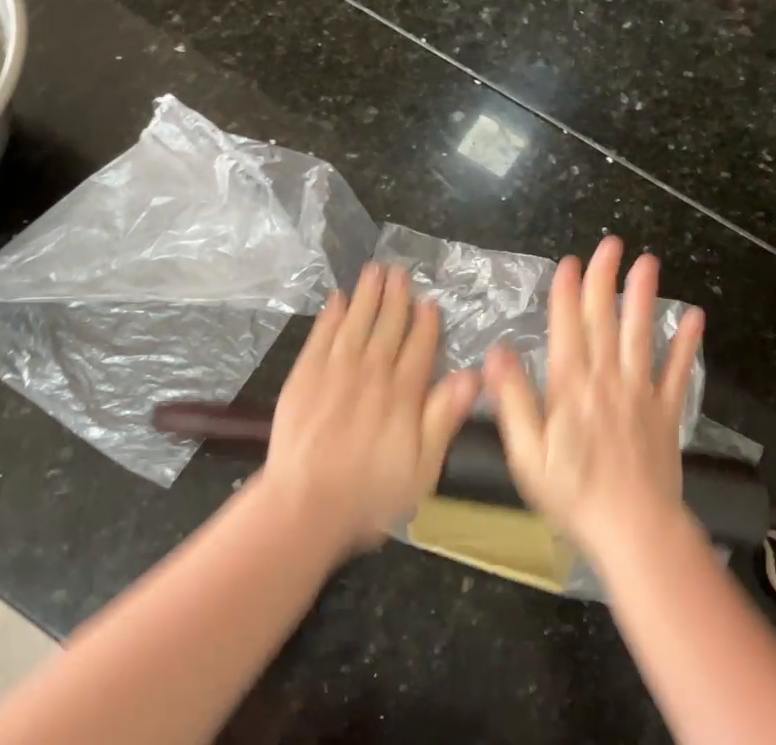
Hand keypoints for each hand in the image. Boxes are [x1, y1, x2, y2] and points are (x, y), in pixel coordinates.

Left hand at [258, 262, 480, 555]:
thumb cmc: (370, 494)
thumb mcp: (422, 467)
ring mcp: (334, 372)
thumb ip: (444, 417)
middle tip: (400, 272)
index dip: (426, 325)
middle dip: (396, 299)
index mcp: (402, 395)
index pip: (419, 349)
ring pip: (354, 323)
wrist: (305, 503)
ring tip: (374, 271)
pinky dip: (330, 316)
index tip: (430, 302)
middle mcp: (371, 374)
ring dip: (366, 296)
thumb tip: (472, 376)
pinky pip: (320, 337)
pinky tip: (336, 300)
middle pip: (387, 328)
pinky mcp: (303, 377)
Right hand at [482, 236, 704, 555]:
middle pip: (605, 321)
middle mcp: (606, 380)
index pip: (567, 329)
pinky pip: (676, 372)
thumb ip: (514, 400)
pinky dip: (686, 344)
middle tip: (611, 244)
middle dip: (605, 280)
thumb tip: (498, 352)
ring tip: (648, 263)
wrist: (635, 529)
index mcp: (570, 388)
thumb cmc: (572, 494)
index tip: (570, 262)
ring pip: (641, 335)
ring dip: (644, 297)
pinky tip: (694, 318)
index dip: (567, 293)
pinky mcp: (665, 413)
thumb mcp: (527, 453)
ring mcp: (640, 394)